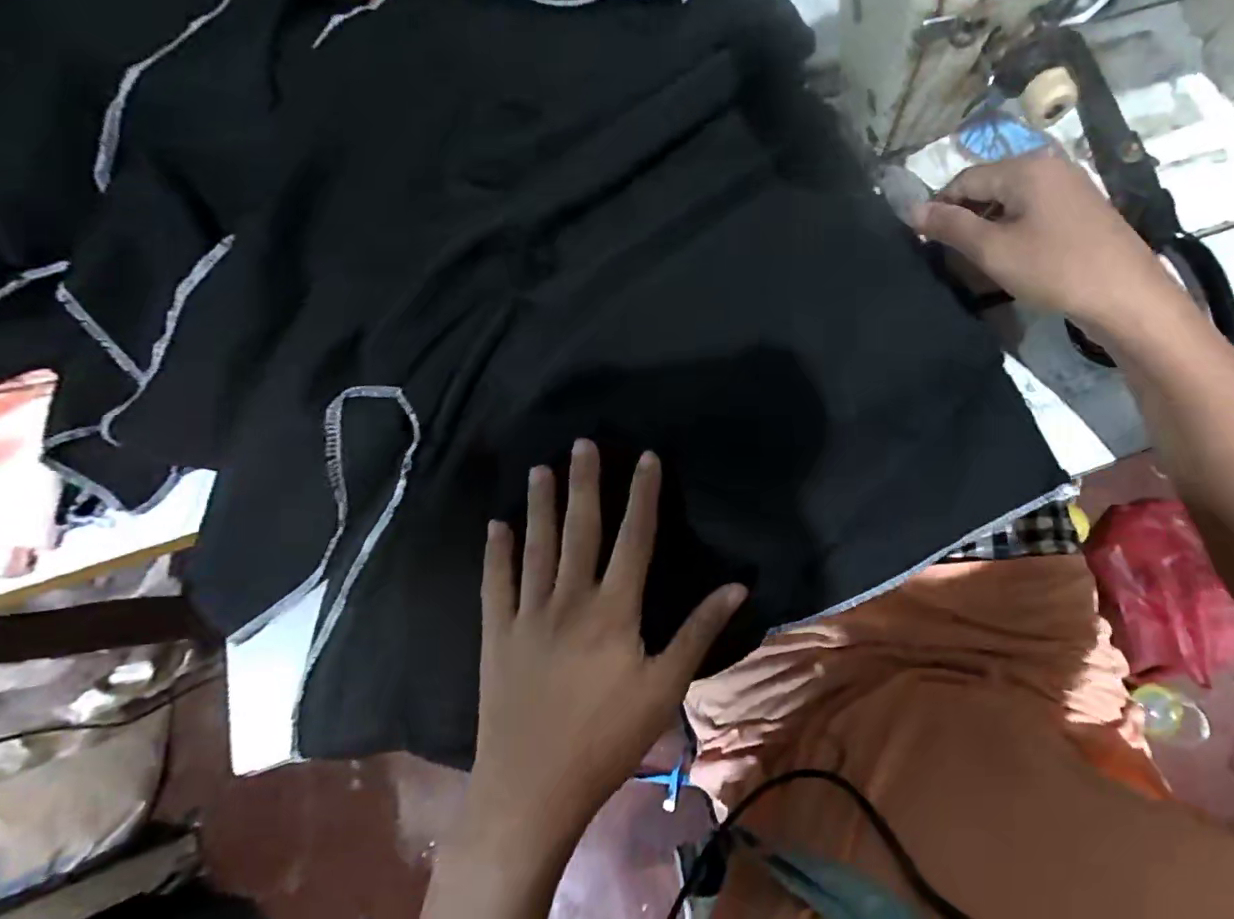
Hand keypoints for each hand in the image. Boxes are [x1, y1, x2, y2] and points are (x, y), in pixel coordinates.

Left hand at [463, 441, 746, 851]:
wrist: (531, 791)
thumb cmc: (609, 736)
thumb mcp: (666, 684)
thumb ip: (699, 629)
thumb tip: (738, 585)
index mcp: (614, 609)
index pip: (634, 538)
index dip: (642, 495)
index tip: (646, 457)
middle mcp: (569, 601)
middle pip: (580, 531)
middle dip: (584, 484)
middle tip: (582, 443)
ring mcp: (527, 618)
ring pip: (536, 548)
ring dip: (539, 506)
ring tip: (540, 469)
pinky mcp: (497, 639)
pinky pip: (495, 586)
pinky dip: (496, 554)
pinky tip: (497, 526)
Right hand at [913, 153, 1185, 333]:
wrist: (1128, 297)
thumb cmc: (1056, 269)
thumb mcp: (995, 250)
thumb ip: (952, 227)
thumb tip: (913, 210)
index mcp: (1026, 166)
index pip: (966, 178)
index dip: (941, 207)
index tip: (924, 238)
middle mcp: (1051, 166)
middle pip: (992, 186)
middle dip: (968, 217)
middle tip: (953, 254)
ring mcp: (1073, 188)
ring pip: (1016, 202)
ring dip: (993, 227)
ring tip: (981, 261)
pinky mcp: (1087, 212)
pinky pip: (1039, 213)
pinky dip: (1019, 231)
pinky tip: (1016, 258)